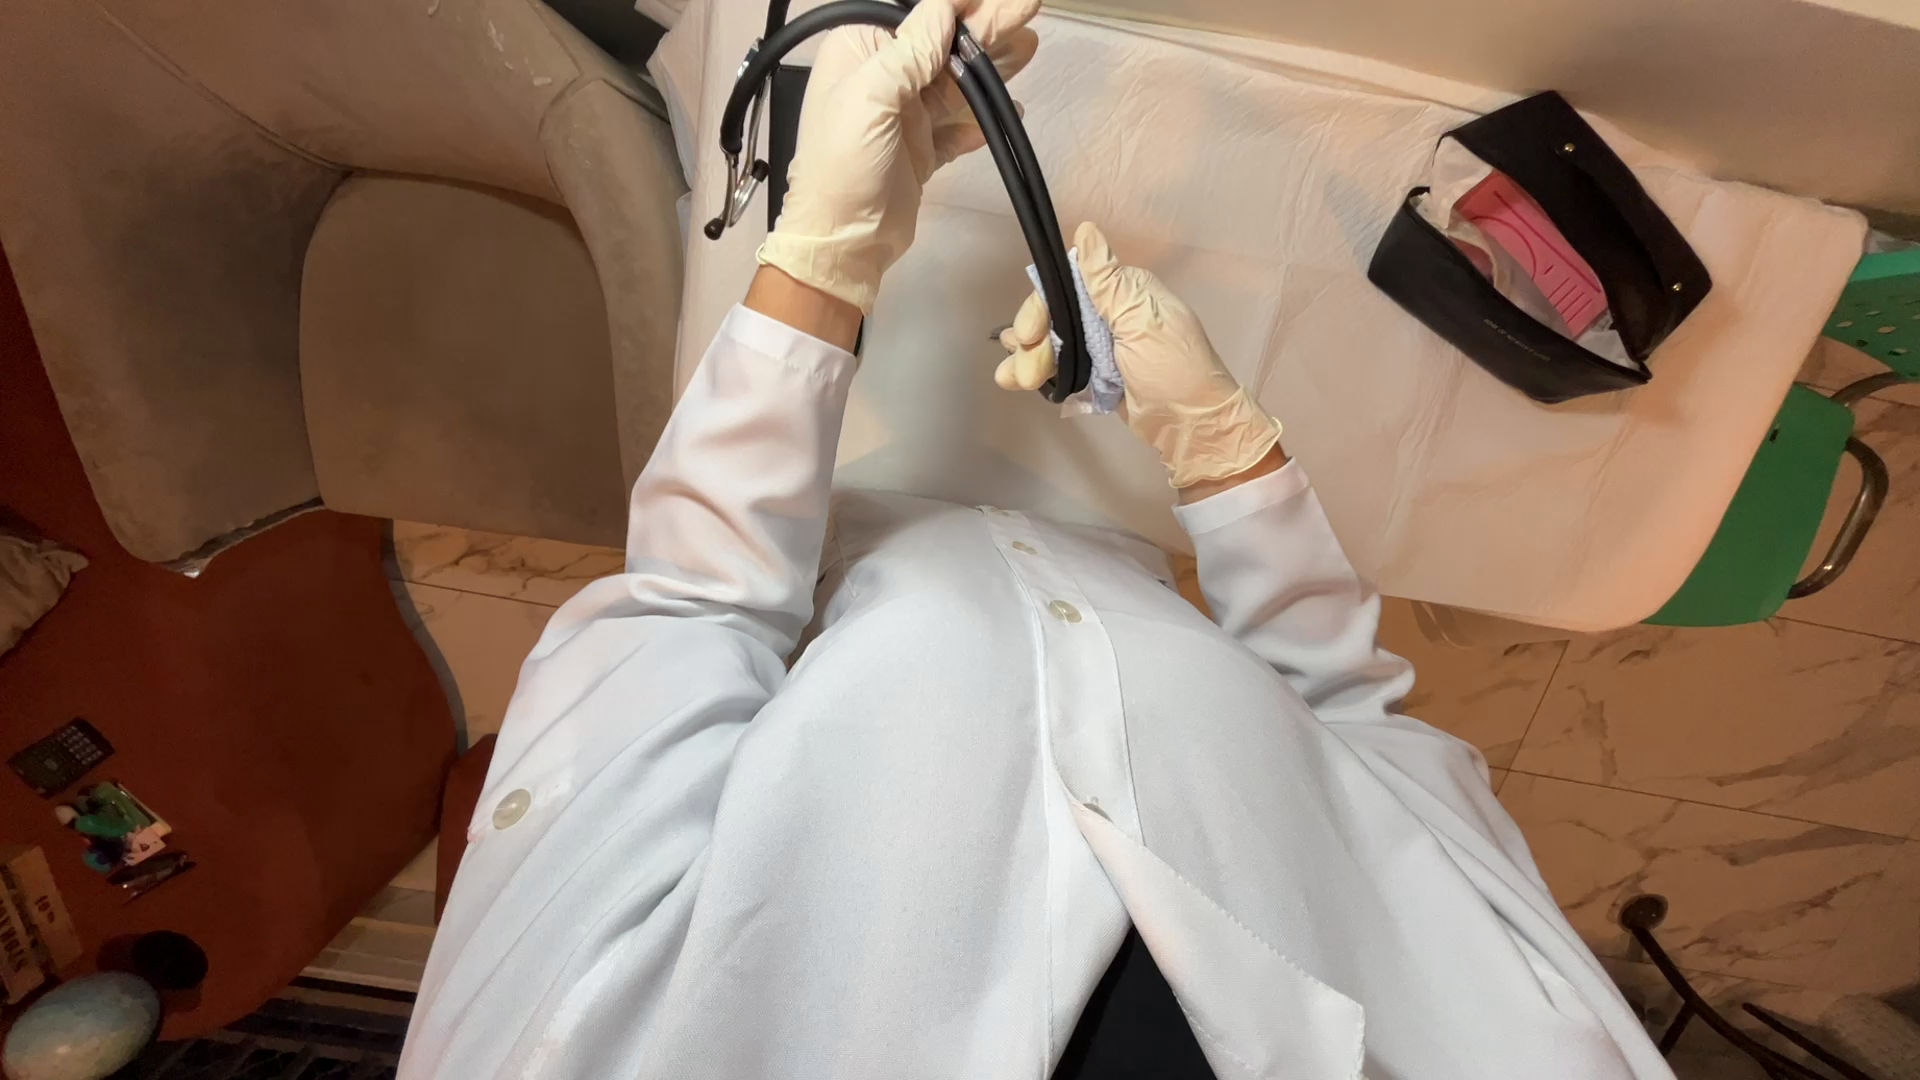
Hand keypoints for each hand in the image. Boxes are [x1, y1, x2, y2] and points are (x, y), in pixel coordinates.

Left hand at [756, 0, 1039, 313]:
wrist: (844, 242)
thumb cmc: (845, 166)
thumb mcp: (872, 97)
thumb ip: (911, 51)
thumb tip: (946, 7)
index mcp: (861, 52)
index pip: (919, 16)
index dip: (960, 6)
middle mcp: (883, 80)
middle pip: (944, 47)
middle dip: (987, 29)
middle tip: (1029, 9)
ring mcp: (904, 119)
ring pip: (955, 86)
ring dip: (991, 71)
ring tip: (1029, 50)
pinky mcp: (920, 154)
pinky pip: (956, 130)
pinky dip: (979, 122)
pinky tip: (1008, 111)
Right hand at [997, 222, 1283, 487]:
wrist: (1191, 426)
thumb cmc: (1174, 370)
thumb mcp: (1142, 322)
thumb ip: (1108, 282)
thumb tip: (1086, 229)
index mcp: (1122, 294)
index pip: (1066, 287)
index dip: (1041, 308)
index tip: (1030, 333)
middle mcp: (1107, 316)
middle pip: (1051, 317)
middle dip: (1031, 342)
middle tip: (1026, 373)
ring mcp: (1098, 349)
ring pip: (1049, 345)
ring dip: (1026, 360)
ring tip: (1013, 380)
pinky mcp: (1094, 378)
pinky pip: (1058, 370)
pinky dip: (1036, 375)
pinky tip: (1015, 382)